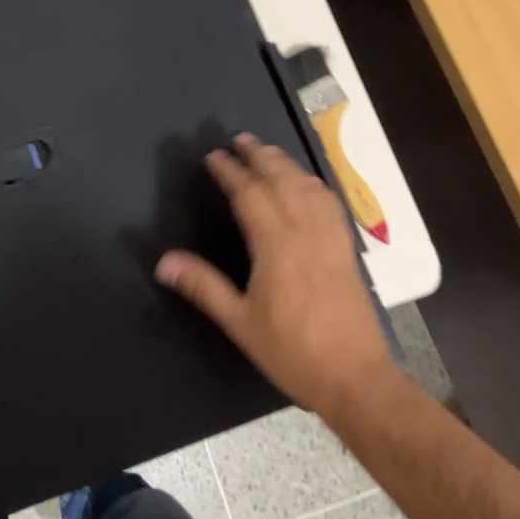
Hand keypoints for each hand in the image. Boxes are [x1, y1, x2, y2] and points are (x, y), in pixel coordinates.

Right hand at [156, 133, 398, 414]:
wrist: (356, 379)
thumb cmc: (293, 352)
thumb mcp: (240, 322)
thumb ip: (203, 286)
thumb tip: (163, 261)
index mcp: (277, 247)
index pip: (250, 196)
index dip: (231, 172)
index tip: (214, 156)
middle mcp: (306, 234)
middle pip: (283, 182)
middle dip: (260, 157)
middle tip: (240, 139)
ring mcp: (331, 241)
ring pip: (309, 189)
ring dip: (287, 165)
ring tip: (269, 153)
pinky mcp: (347, 252)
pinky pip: (331, 205)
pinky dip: (314, 185)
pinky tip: (308, 185)